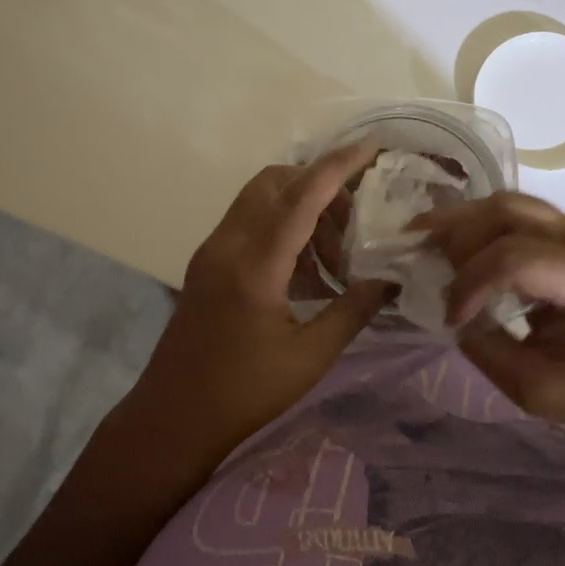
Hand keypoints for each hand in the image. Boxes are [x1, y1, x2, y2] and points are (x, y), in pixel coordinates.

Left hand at [123, 144, 390, 465]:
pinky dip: (279, 227)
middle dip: (318, 184)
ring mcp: (211, 253)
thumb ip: (352, 310)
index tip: (371, 146)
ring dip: (299, 207)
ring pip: (258, 200)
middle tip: (355, 218)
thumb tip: (390, 279)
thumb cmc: (245, 394)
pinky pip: (247, 224)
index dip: (338, 166)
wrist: (173, 419)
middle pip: (274, 182)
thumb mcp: (310, 357)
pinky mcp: (206, 266)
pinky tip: (305, 272)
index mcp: (255, 265)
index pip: (301, 196)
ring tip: (334, 255)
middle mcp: (228, 245)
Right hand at [412, 193, 564, 448]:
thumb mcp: (534, 389)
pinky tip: (452, 244)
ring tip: (424, 241)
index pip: (514, 258)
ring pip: (509, 204)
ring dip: (463, 222)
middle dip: (457, 236)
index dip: (470, 283)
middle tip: (418, 258)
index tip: (450, 319)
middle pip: (507, 212)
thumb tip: (450, 312)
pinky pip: (518, 216)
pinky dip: (480, 227)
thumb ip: (485, 347)